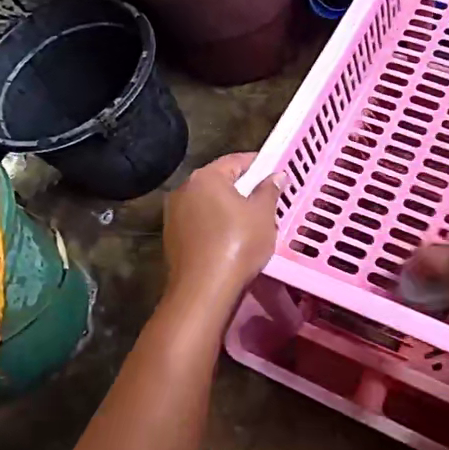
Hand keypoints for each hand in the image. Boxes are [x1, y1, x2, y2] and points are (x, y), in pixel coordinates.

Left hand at [163, 153, 281, 297]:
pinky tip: (231, 239)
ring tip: (251, 221)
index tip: (274, 170)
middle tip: (266, 197)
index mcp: (205, 177)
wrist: (204, 289)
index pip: (235, 160)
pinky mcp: (172, 238)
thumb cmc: (238, 243)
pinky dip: (216, 225)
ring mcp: (174, 215)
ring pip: (208, 204)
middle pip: (218, 182)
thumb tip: (276, 175)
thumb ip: (269, 190)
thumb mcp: (263, 214)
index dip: (257, 163)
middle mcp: (184, 190)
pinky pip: (200, 223)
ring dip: (228, 208)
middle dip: (242, 187)